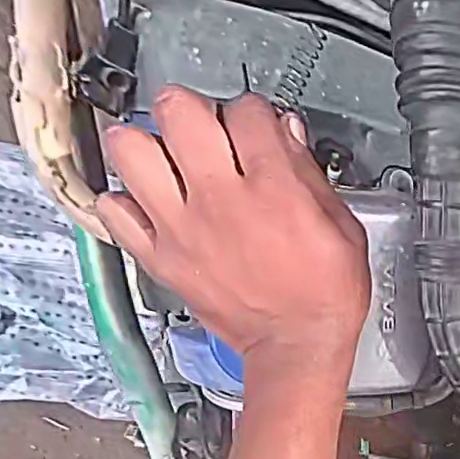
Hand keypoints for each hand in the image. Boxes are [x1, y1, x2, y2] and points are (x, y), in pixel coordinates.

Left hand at [97, 87, 368, 392]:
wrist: (298, 348)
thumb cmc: (326, 298)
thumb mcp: (344, 230)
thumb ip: (312, 176)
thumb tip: (287, 134)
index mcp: (274, 190)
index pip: (248, 111)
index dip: (256, 114)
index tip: (259, 129)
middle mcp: (221, 201)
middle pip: (179, 110)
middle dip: (196, 113)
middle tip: (208, 135)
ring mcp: (184, 229)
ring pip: (130, 149)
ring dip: (149, 146)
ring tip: (169, 163)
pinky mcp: (163, 258)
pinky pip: (115, 211)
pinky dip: (128, 202)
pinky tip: (154, 206)